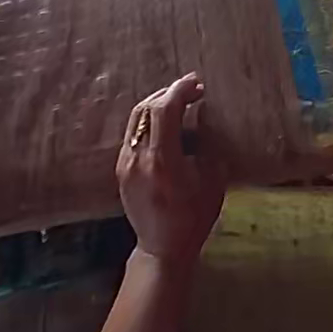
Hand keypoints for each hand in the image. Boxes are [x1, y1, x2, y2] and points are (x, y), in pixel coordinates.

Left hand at [117, 72, 227, 266]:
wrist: (162, 249)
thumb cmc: (193, 219)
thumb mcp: (212, 183)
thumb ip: (207, 147)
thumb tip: (201, 119)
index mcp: (162, 160)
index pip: (165, 111)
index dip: (180, 91)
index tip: (196, 83)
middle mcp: (138, 157)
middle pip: (147, 108)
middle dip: (169, 92)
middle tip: (191, 87)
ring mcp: (125, 162)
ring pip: (136, 117)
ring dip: (157, 102)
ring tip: (179, 98)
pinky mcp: (120, 167)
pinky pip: (133, 132)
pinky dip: (148, 118)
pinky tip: (164, 120)